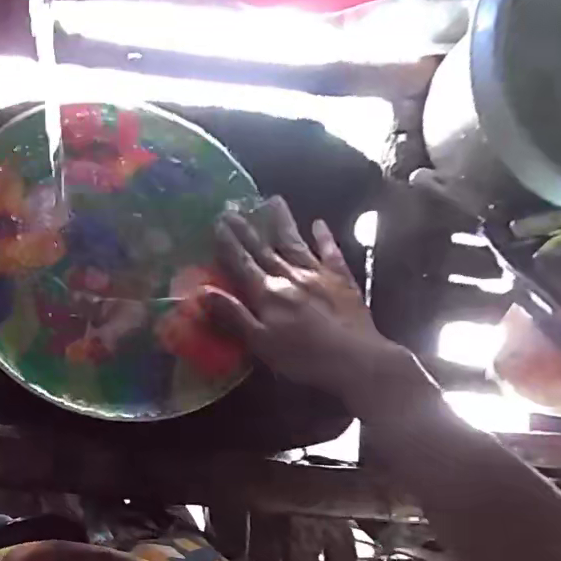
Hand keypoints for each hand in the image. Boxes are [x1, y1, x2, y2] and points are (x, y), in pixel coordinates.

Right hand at [201, 196, 428, 414]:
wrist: (358, 360)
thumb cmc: (303, 358)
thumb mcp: (260, 343)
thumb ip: (233, 315)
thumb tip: (202, 292)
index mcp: (267, 293)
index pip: (242, 263)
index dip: (228, 243)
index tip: (217, 222)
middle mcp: (290, 277)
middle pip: (264, 249)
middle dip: (247, 229)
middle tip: (234, 208)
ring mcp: (318, 276)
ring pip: (295, 243)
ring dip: (282, 222)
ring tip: (274, 200)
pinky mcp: (342, 281)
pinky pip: (331, 253)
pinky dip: (324, 238)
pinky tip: (319, 223)